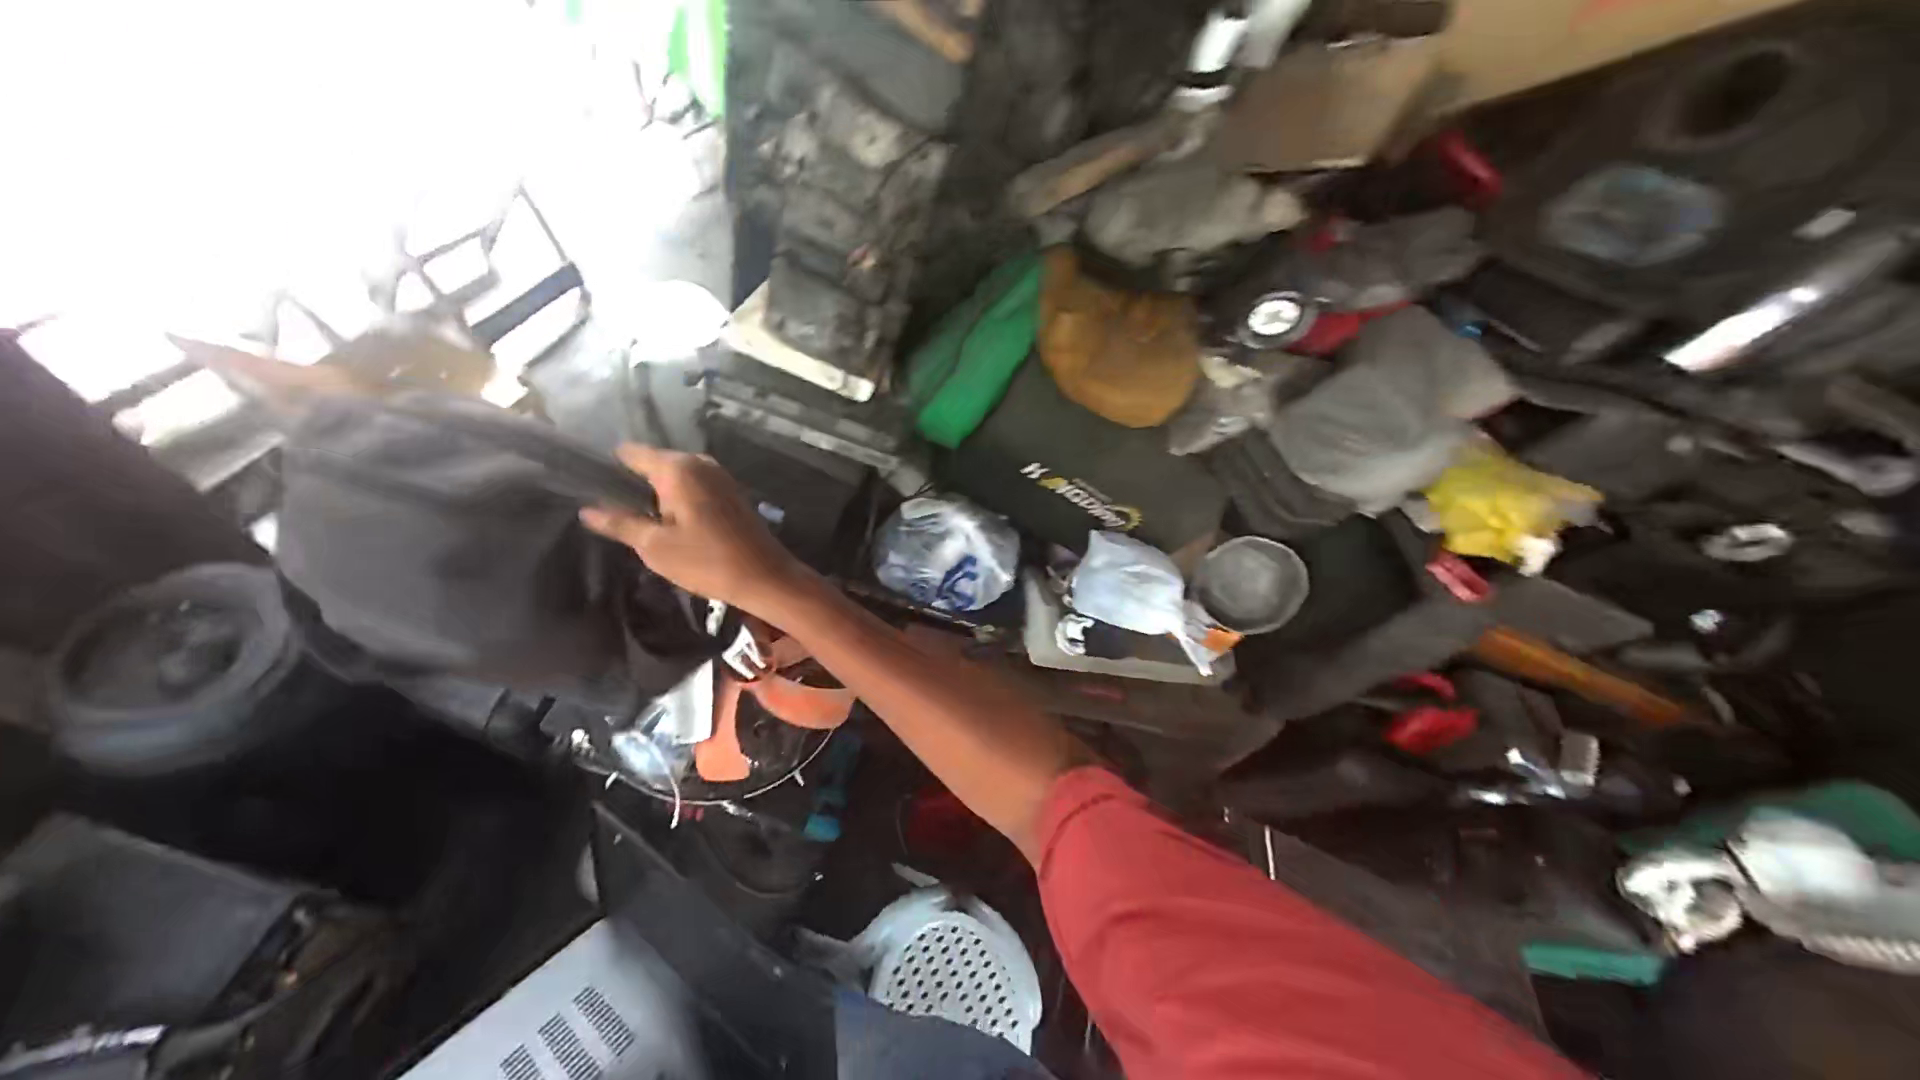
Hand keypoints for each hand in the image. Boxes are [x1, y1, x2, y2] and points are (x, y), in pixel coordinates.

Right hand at [580, 444, 813, 615]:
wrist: (765, 577)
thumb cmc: (707, 561)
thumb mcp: (655, 546)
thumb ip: (621, 523)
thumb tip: (587, 510)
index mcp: (678, 468)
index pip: (632, 453)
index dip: (610, 466)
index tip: (589, 483)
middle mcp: (700, 463)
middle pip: (655, 463)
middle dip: (634, 482)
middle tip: (610, 509)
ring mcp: (720, 476)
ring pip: (676, 476)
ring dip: (657, 492)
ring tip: (636, 518)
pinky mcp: (731, 492)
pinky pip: (695, 486)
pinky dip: (679, 498)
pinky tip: (669, 521)